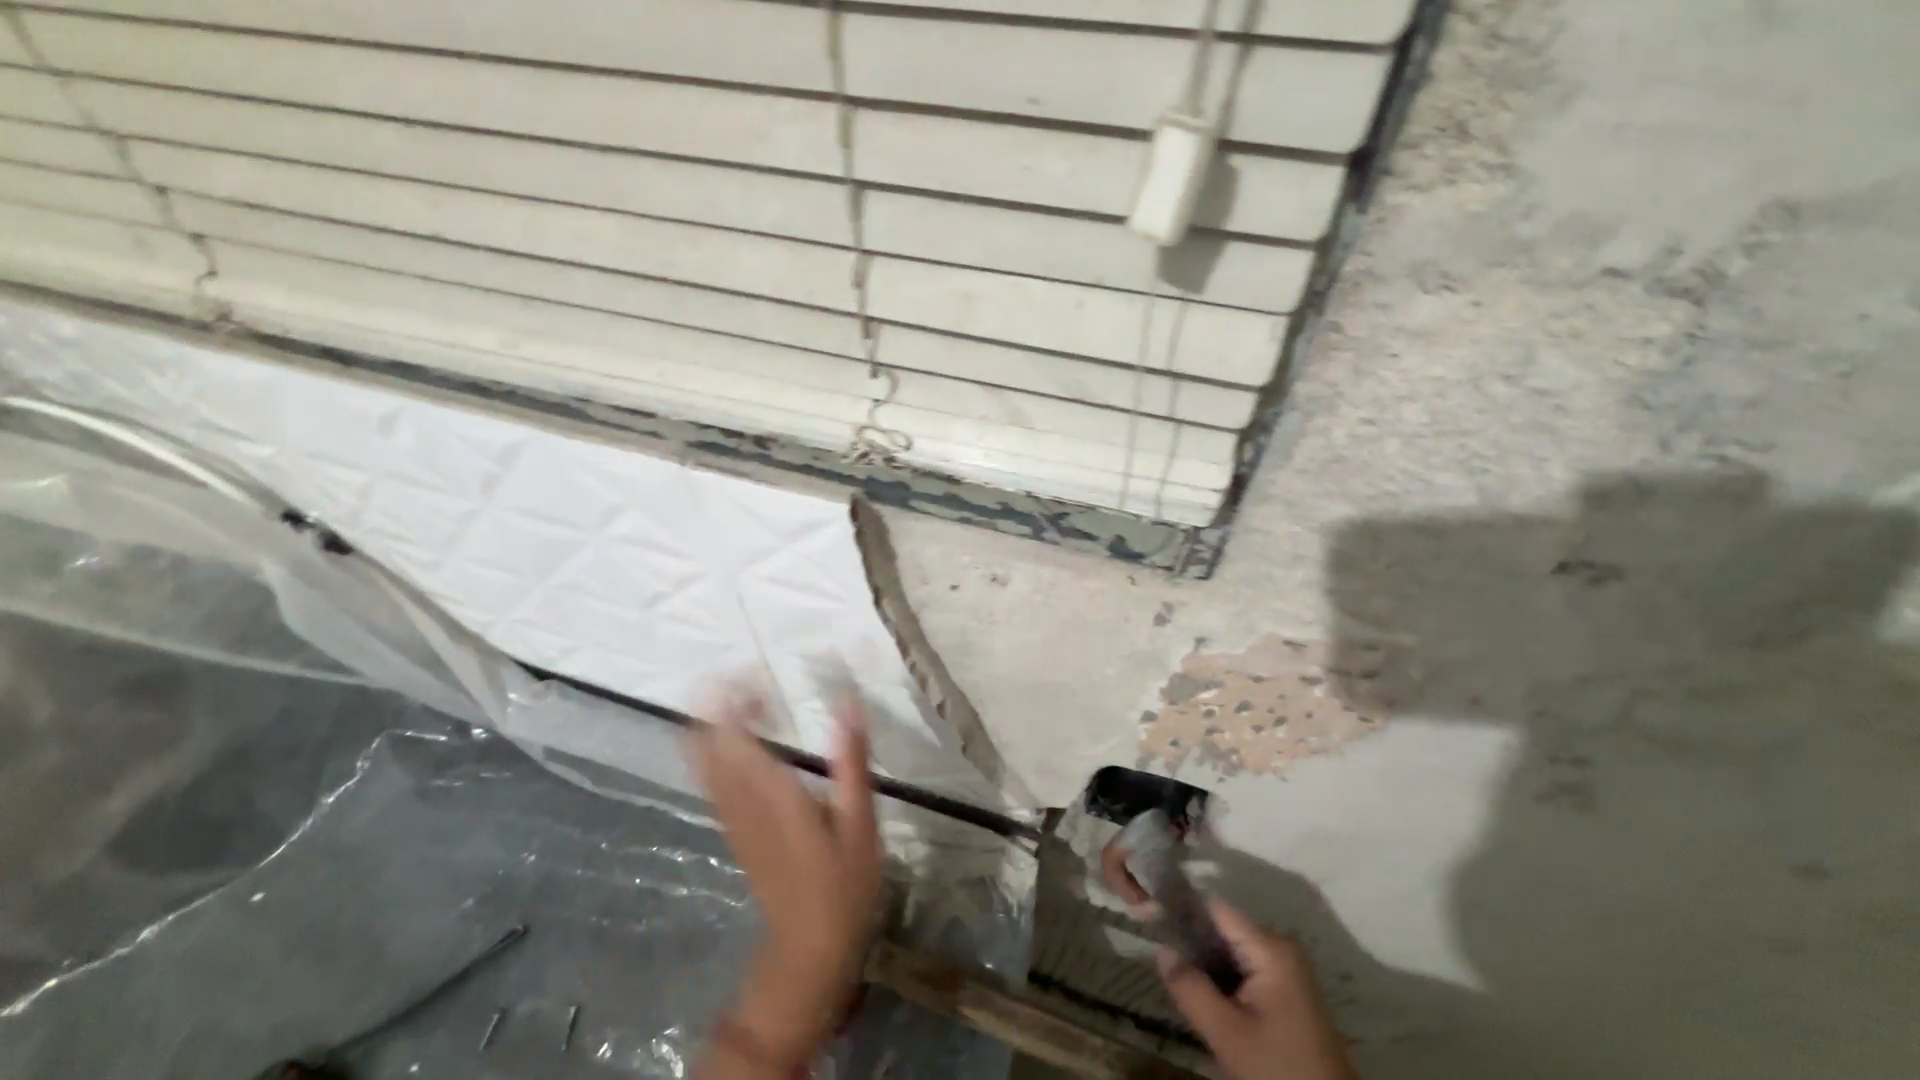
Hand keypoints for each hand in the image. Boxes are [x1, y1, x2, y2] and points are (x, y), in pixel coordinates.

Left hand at [689, 691, 882, 1075]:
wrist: (808, 947)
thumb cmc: (843, 885)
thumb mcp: (860, 823)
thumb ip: (851, 761)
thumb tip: (848, 703)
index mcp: (775, 794)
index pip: (738, 734)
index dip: (734, 699)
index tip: (752, 671)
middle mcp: (742, 800)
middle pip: (709, 742)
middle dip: (716, 703)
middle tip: (743, 676)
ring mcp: (731, 817)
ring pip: (701, 760)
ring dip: (710, 724)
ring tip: (737, 694)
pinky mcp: (731, 829)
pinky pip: (709, 779)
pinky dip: (711, 749)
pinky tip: (729, 737)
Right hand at [1157, 901, 1356, 1079]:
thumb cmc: (1278, 1068)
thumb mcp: (1226, 1032)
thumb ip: (1190, 987)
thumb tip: (1160, 948)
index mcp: (1270, 948)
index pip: (1216, 908)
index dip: (1180, 909)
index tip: (1148, 916)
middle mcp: (1281, 947)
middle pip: (1224, 928)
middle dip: (1191, 941)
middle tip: (1161, 960)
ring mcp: (1287, 967)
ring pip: (1232, 950)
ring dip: (1205, 962)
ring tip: (1176, 978)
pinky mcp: (1287, 987)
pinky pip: (1245, 967)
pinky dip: (1222, 977)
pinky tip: (1204, 995)